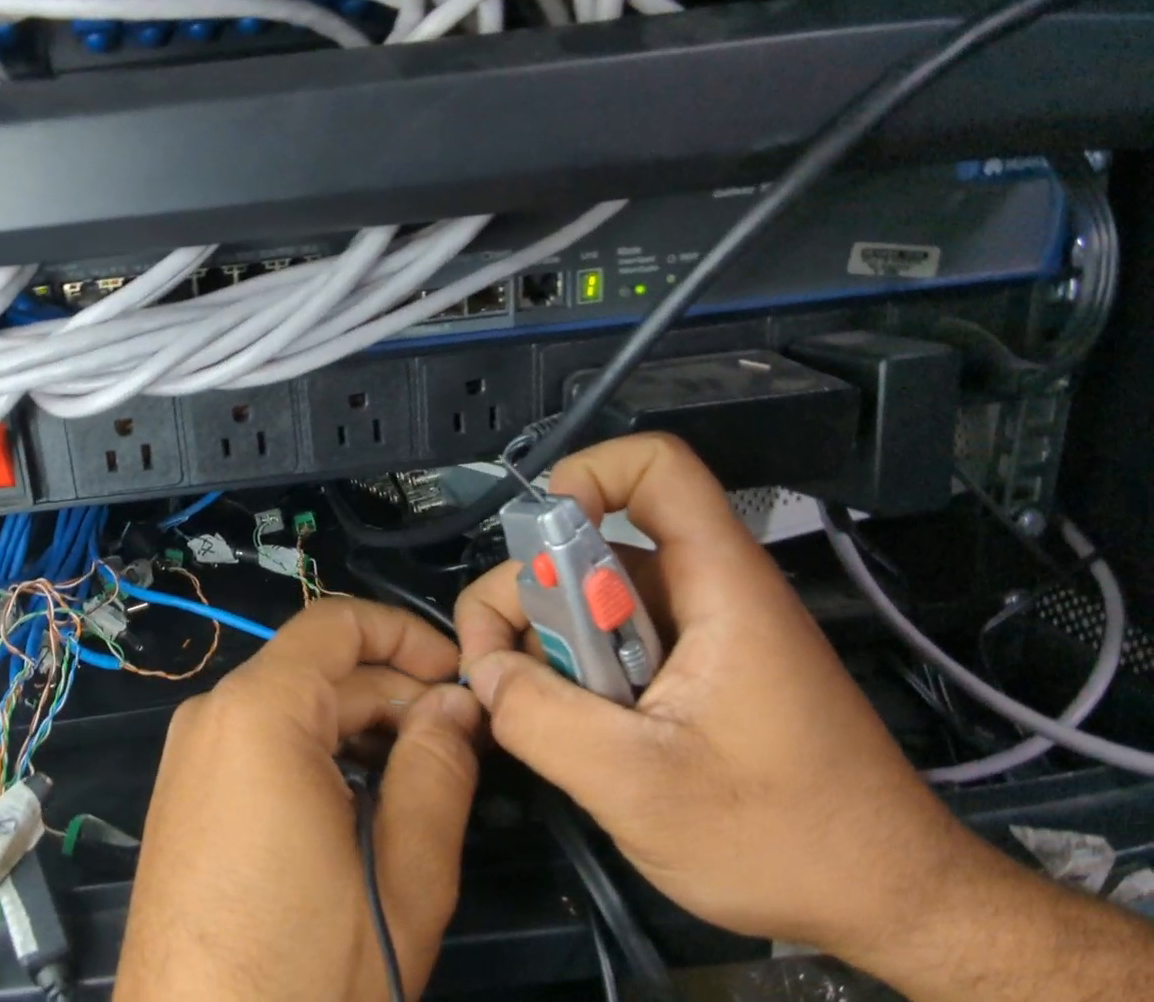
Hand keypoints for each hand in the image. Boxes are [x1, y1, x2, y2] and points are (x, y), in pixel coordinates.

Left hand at [118, 599, 480, 1000]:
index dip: (408, 635)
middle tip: (461, 746)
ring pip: (290, 710)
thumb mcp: (403, 875)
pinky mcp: (184, 798)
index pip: (336, 623)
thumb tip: (455, 702)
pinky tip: (360, 809)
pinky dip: (318, 756)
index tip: (462, 678)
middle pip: (316, 671)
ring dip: (360, 730)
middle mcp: (211, 716)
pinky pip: (260, 747)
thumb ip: (437, 768)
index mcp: (258, 712)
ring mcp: (189, 758)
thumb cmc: (307, 973)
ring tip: (420, 782)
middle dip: (393, 694)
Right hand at [455, 433, 988, 962]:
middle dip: (526, 597)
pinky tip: (570, 732)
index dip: (585, 477)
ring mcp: (696, 636)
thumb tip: (484, 670)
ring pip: (588, 599)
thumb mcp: (637, 785)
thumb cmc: (785, 842)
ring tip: (534, 717)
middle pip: (591, 544)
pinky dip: (570, 676)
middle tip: (500, 676)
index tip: (533, 552)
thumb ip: (540, 717)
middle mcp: (705, 593)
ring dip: (542, 647)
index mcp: (718, 588)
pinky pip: (606, 644)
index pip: (655, 469)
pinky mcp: (691, 674)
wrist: (893, 909)